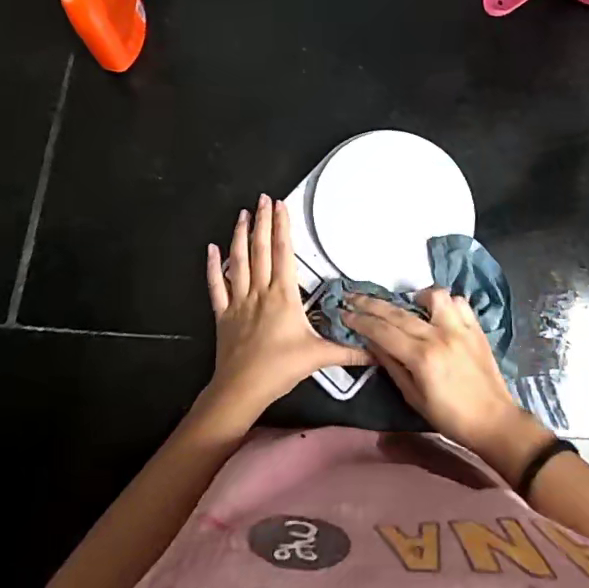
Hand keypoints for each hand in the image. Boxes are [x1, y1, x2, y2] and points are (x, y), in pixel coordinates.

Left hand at [200, 195, 370, 426]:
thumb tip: (377, 352)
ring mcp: (238, 301)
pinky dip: (213, 266)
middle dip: (263, 222)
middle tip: (262, 199)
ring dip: (240, 235)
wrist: (242, 388)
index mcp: (283, 296)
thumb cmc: (280, 369)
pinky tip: (210, 249)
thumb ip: (349, 353)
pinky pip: (216, 286)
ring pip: (238, 261)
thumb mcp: (319, 357)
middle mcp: (260, 292)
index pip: (284, 253)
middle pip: (261, 249)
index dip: (283, 227)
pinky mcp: (223, 314)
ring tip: (242, 214)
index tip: (280, 205)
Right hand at [343, 289, 554, 483]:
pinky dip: (446, 303)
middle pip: (399, 312)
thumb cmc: (450, 417)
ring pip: (434, 296)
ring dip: (416, 297)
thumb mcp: (413, 397)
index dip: (360, 321)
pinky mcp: (476, 328)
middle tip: (354, 297)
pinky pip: (459, 302)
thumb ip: (392, 366)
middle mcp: (440, 336)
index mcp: (422, 357)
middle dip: (372, 303)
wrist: (494, 421)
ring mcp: (460, 328)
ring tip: (410, 305)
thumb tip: (372, 342)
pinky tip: (438, 313)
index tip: (345, 313)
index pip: (382, 331)